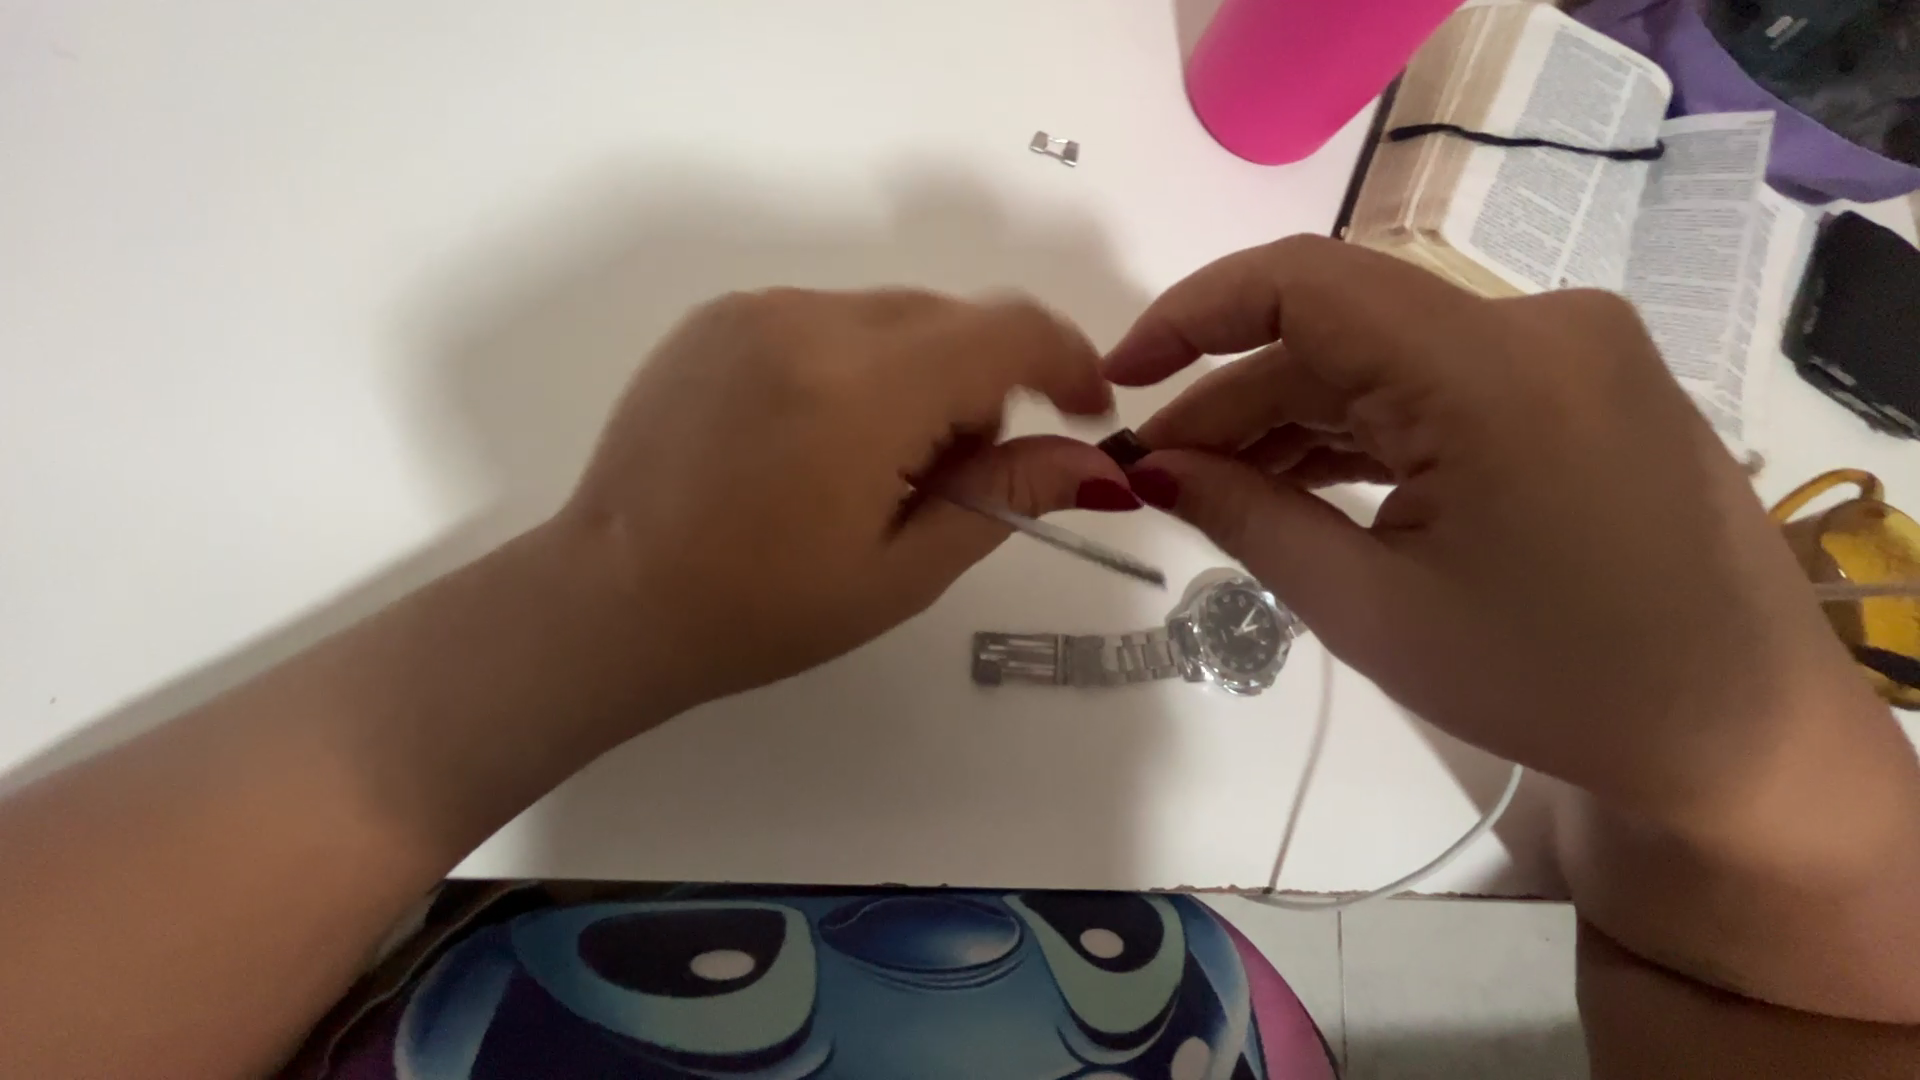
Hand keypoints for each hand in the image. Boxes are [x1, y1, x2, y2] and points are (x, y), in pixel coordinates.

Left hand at [547, 287, 1128, 713]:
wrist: (610, 599)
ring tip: (875, 464)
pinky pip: (834, 319)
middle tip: (951, 473)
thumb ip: (1005, 497)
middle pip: (953, 319)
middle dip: (985, 385)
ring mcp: (756, 309)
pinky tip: (819, 437)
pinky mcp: (720, 315)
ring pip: (896, 316)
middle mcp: (809, 321)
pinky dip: (863, 364)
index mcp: (860, 392)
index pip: (1007, 332)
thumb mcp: (903, 570)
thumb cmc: (764, 611)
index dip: (1068, 361)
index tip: (1084, 411)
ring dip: (922, 375)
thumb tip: (1096, 463)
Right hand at [1105, 236, 1879, 834]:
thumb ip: (1244, 516)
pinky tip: (1288, 484)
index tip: (1119, 373)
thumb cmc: (1547, 680)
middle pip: (1329, 336)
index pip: (1303, 282)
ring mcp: (1555, 352)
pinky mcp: (1562, 387)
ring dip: (1278, 423)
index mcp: (1489, 367)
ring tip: (1209, 491)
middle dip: (1226, 402)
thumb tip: (1148, 467)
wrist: (1735, 734)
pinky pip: (1418, 388)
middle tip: (1152, 472)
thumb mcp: (1365, 605)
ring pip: (1368, 364)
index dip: (1190, 314)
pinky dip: (1342, 433)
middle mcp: (1531, 325)